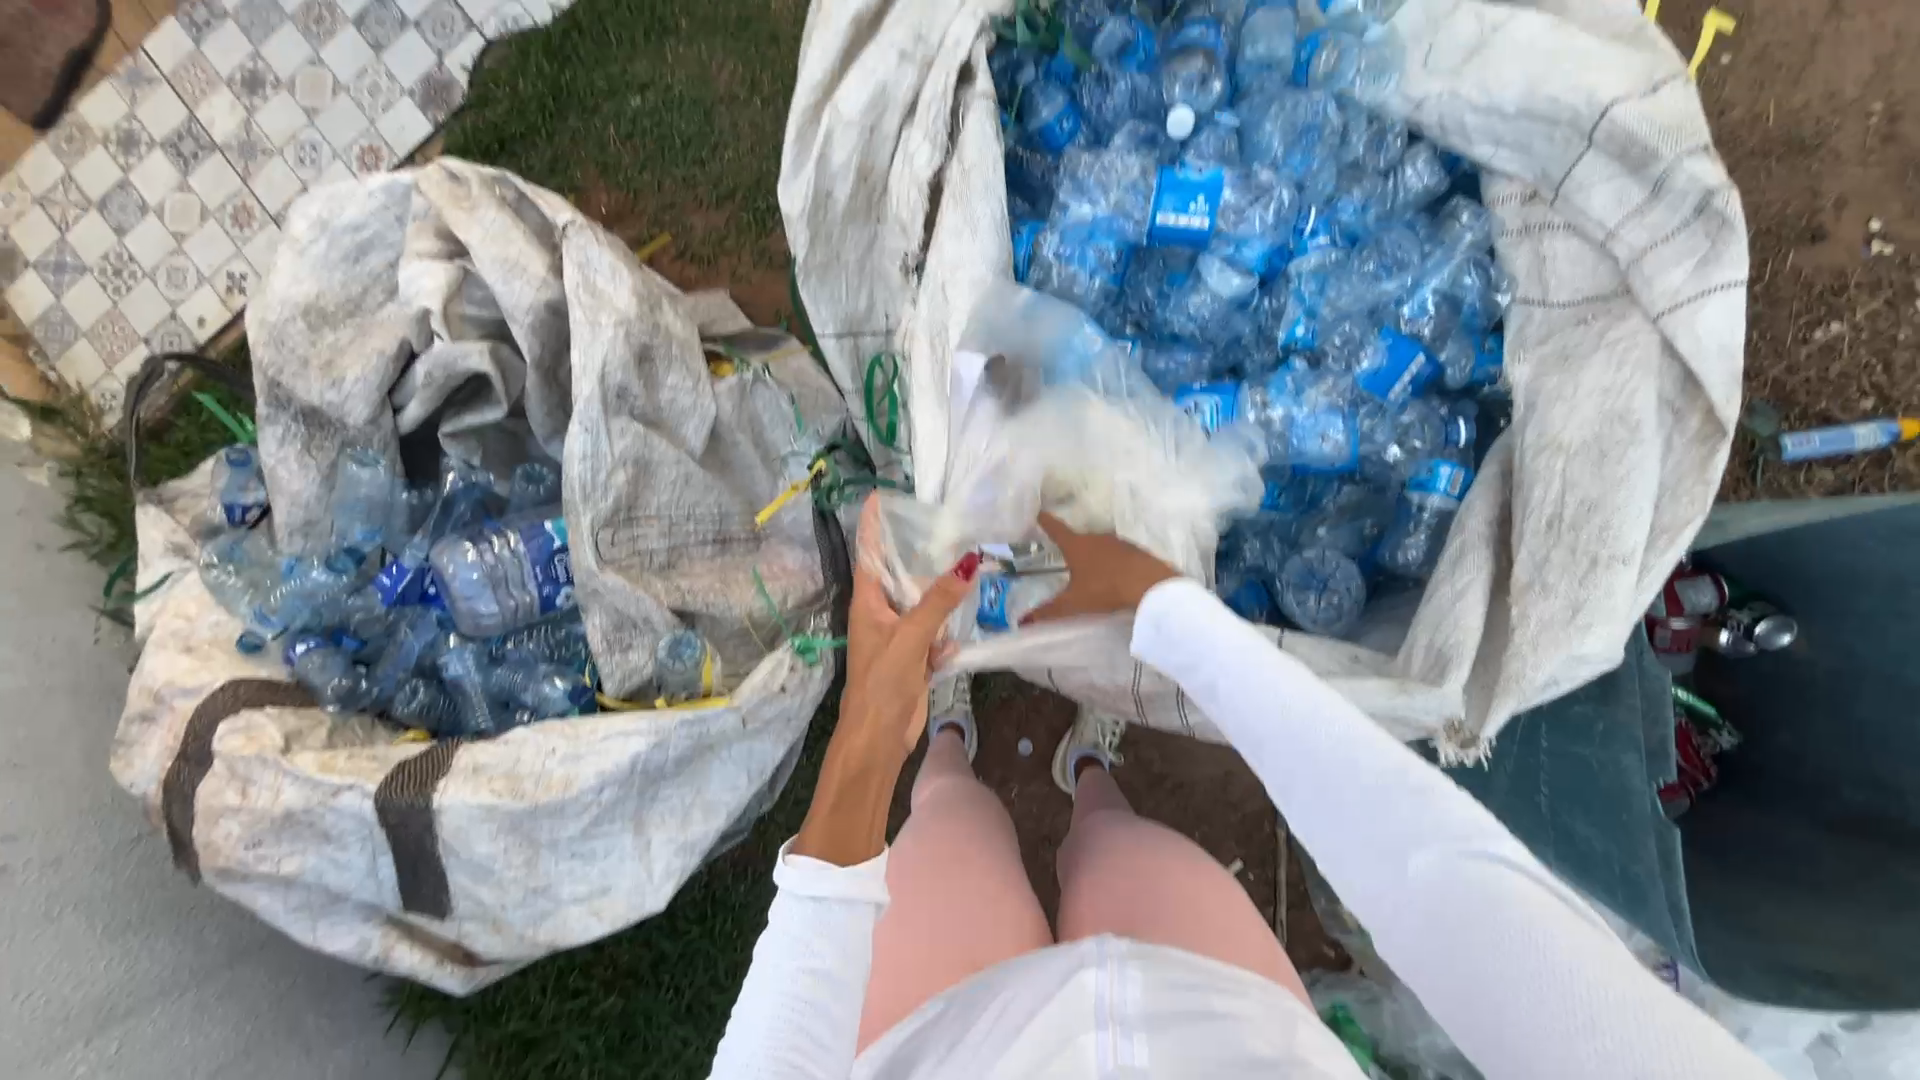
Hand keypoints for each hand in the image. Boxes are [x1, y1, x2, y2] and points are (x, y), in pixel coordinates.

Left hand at [792, 494, 977, 864]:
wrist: (879, 737)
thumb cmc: (882, 682)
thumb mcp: (911, 637)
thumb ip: (939, 602)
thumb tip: (968, 563)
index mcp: (867, 602)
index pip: (870, 552)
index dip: (874, 523)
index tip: (881, 494)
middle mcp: (881, 612)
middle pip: (902, 574)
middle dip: (923, 558)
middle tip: (949, 529)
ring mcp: (899, 634)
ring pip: (925, 604)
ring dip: (941, 604)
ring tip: (967, 581)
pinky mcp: (915, 655)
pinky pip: (935, 634)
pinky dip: (943, 641)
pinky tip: (944, 656)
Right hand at [1020, 512, 1180, 625]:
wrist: (1150, 586)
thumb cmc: (1105, 590)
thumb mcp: (1074, 604)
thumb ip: (1049, 612)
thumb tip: (1022, 622)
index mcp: (1077, 546)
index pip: (1056, 529)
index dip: (1046, 522)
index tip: (1040, 512)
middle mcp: (1097, 538)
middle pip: (1080, 538)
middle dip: (1073, 545)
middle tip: (1067, 554)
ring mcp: (1119, 543)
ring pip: (1101, 546)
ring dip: (1096, 554)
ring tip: (1092, 569)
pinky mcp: (1137, 552)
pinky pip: (1120, 555)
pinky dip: (1115, 562)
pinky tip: (1116, 575)